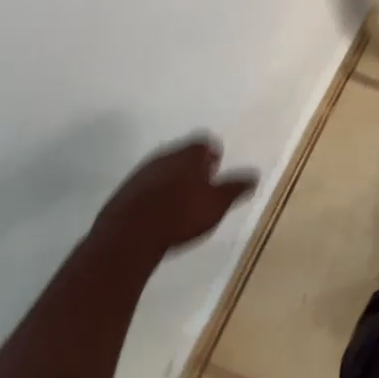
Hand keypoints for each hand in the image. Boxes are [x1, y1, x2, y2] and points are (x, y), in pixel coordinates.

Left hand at [92, 135, 258, 258]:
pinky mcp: (124, 192)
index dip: (212, 154)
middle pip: (182, 154)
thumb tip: (254, 175)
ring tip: (181, 202)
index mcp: (190, 154)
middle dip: (192, 167)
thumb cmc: (182, 214)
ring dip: (173, 180)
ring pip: (163, 169)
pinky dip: (155, 194)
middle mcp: (165, 156)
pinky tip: (159, 213)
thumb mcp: (218, 204)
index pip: (204, 142)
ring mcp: (142, 173)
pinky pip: (146, 186)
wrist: (129, 235)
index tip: (216, 168)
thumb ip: (235, 188)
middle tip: (202, 185)